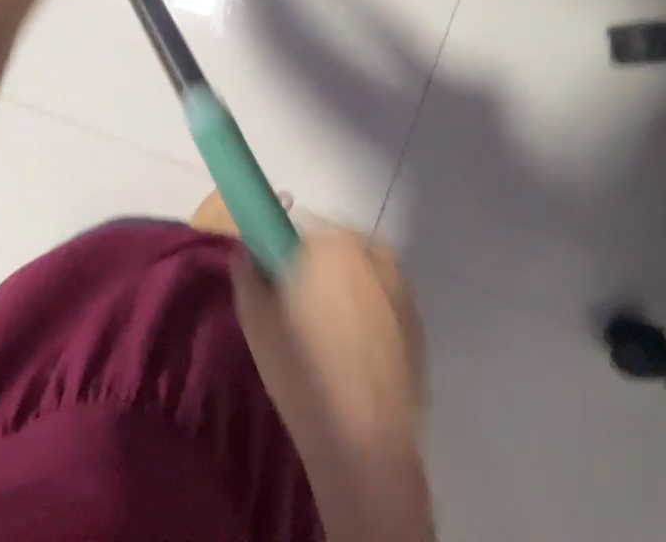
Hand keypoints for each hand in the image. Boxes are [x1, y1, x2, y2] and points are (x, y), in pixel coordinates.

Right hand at [233, 227, 430, 538]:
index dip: (275, 246)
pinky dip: (363, 313)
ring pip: (356, 273)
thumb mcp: (254, 317)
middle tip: (288, 308)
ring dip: (338, 288)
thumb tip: (250, 250)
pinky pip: (379, 300)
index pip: (293, 224)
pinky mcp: (418, 320)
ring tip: (321, 336)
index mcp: (331, 243)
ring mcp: (402, 287)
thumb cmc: (301, 371)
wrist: (365, 441)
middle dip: (309, 266)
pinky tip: (349, 353)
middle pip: (329, 246)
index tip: (266, 273)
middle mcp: (373, 252)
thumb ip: (247, 268)